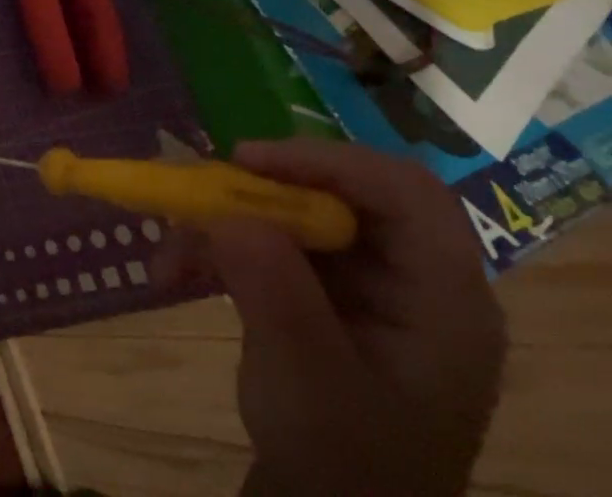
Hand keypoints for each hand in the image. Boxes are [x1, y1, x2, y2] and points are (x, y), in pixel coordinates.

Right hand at [160, 139, 505, 496]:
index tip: (241, 160)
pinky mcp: (323, 298)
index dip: (326, 162)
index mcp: (443, 298)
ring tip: (169, 256)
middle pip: (340, 199)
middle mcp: (412, 281)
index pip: (404, 193)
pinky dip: (218, 251)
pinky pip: (270, 248)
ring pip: (293, 220)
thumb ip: (273, 289)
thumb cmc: (339, 451)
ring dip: (222, 226)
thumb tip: (223, 212)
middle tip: (189, 201)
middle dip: (255, 194)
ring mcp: (367, 290)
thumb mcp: (305, 374)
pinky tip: (173, 273)